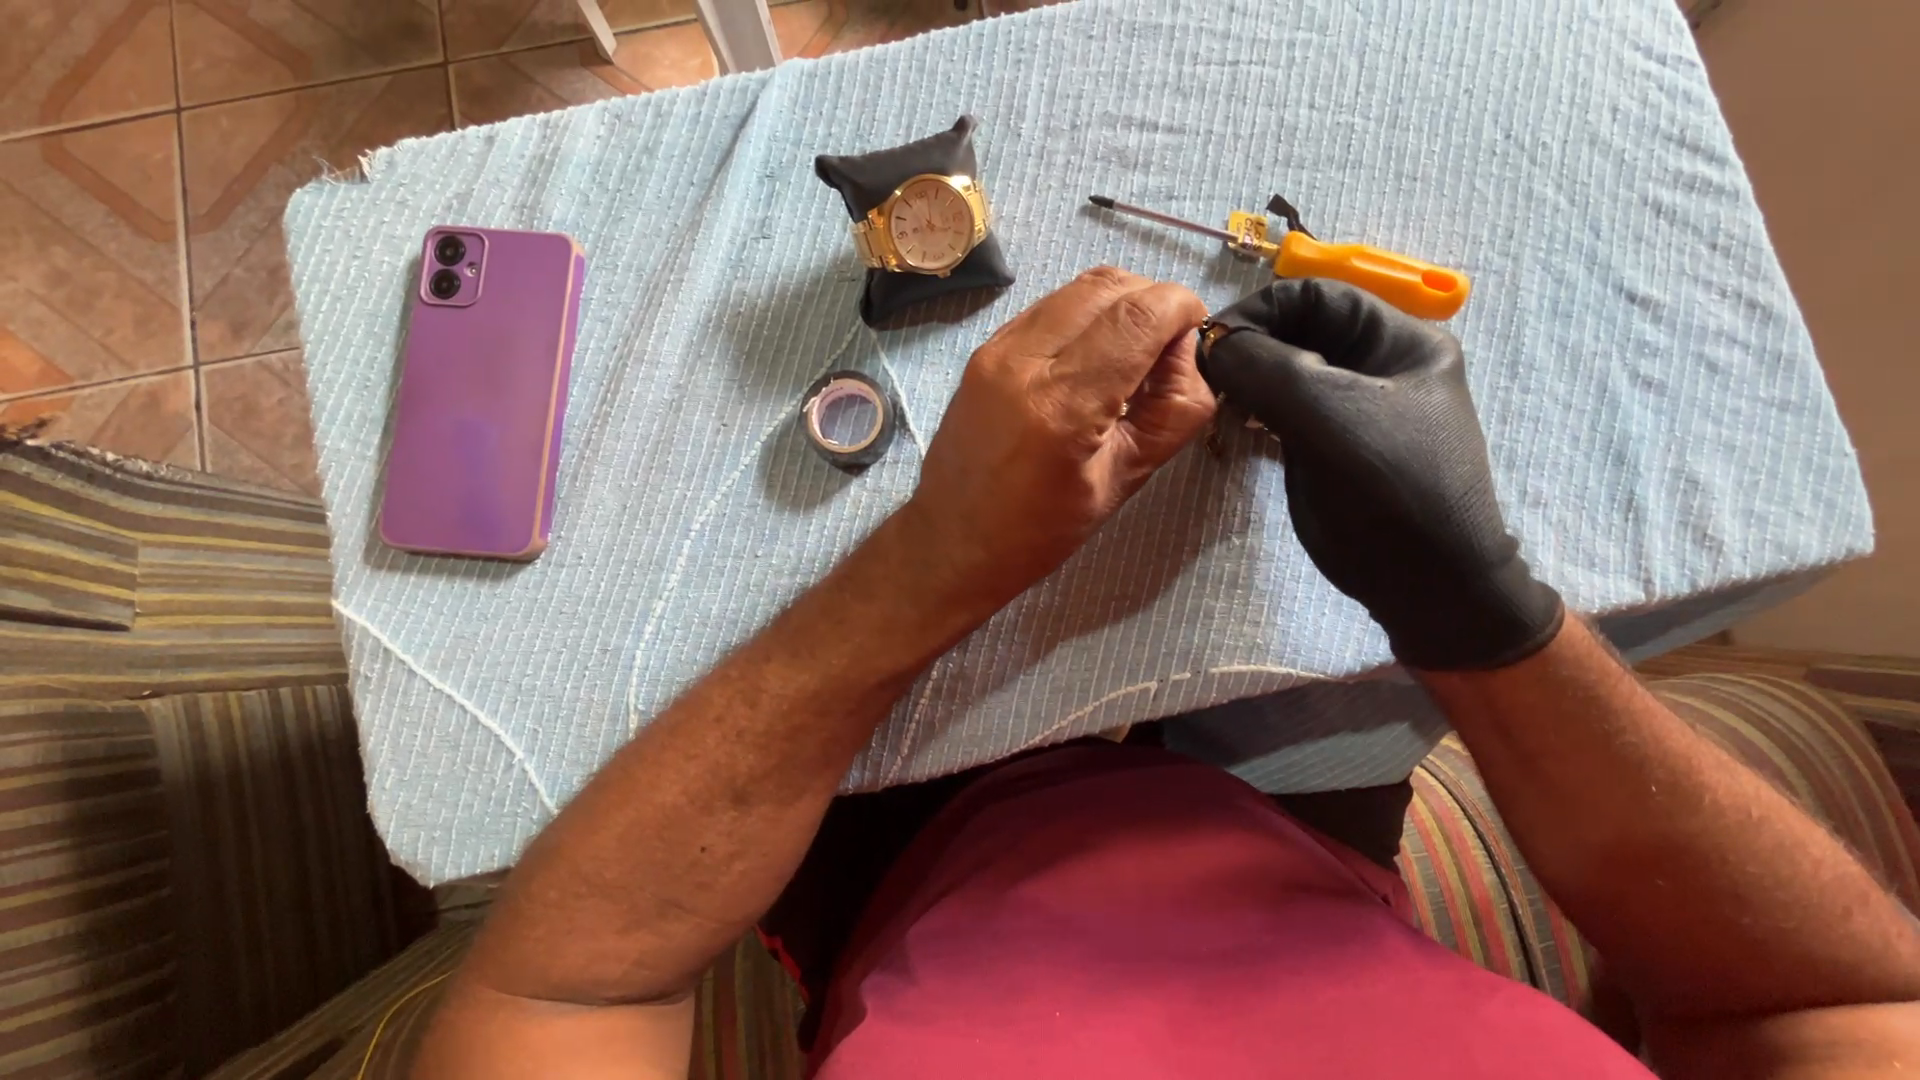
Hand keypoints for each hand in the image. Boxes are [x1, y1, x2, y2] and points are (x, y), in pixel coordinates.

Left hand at [901, 266, 1214, 610]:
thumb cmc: (1040, 530)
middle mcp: (1024, 360)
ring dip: (1121, 304)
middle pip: (1111, 286)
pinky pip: (1049, 306)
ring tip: (1132, 353)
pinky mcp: (984, 349)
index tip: (1195, 338)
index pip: (1141, 314)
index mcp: (1062, 404)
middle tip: (1167, 348)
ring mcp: (996, 349)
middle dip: (1155, 301)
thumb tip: (1188, 352)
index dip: (1184, 310)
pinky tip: (1092, 357)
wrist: (951, 540)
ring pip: (1077, 288)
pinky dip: (1084, 315)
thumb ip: (1173, 410)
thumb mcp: (1125, 480)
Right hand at [1201, 279, 1561, 670]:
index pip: (1318, 296)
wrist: (1424, 586)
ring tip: (1216, 403)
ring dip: (1247, 381)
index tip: (1210, 341)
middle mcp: (1379, 365)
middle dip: (1250, 347)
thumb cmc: (1387, 491)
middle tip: (1206, 375)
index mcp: (1400, 341)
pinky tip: (1233, 426)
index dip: (1260, 310)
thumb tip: (1212, 343)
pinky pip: (1284, 410)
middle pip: (1300, 331)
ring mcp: (1353, 406)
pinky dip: (1253, 411)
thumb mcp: (1327, 417)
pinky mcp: (1331, 444)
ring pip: (1287, 372)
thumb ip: (1266, 369)